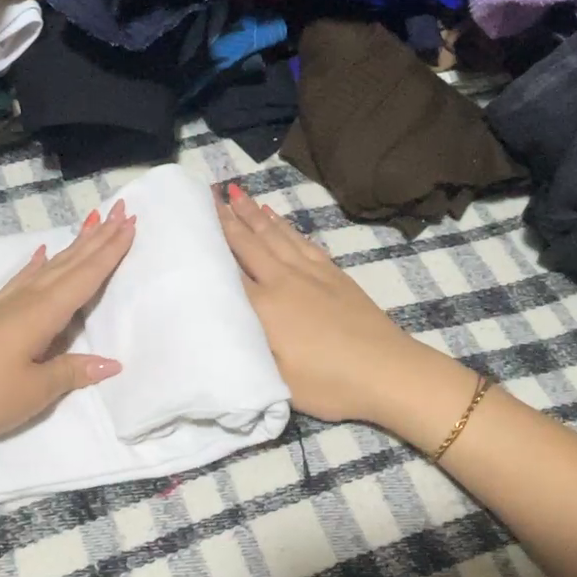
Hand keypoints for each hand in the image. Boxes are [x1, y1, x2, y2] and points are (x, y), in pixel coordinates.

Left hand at [0, 201, 136, 466]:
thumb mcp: (35, 391)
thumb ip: (72, 372)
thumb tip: (112, 363)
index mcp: (43, 313)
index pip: (85, 277)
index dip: (110, 252)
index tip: (131, 222)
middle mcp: (26, 301)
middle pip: (69, 264)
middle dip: (98, 238)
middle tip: (121, 210)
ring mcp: (5, 307)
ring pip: (48, 268)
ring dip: (73, 247)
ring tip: (92, 223)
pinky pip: (22, 280)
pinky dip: (35, 266)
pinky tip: (39, 255)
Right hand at [217, 183, 462, 426]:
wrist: (389, 372)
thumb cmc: (329, 384)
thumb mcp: (277, 378)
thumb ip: (246, 349)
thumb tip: (220, 326)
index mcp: (264, 308)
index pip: (226, 272)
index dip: (207, 245)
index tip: (187, 222)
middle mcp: (282, 280)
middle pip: (247, 243)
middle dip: (225, 217)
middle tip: (205, 195)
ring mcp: (310, 273)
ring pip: (273, 234)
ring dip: (251, 212)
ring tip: (234, 193)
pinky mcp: (333, 273)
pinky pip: (299, 240)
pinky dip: (282, 225)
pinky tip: (272, 215)